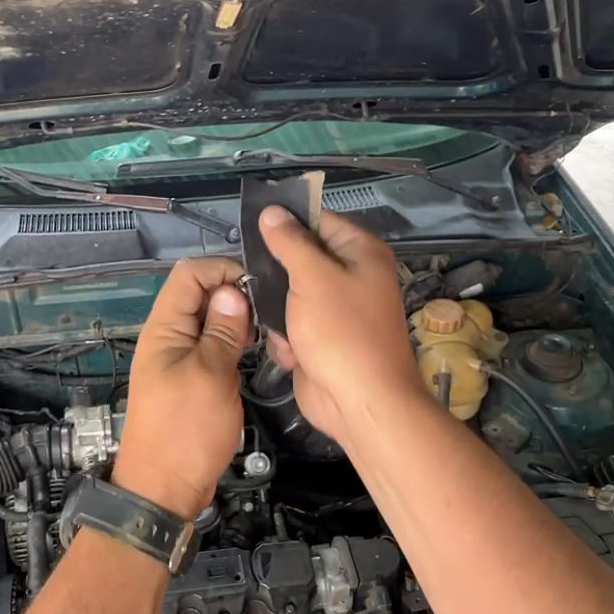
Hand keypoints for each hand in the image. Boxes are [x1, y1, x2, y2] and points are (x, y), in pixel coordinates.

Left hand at [114, 258, 254, 517]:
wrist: (163, 491)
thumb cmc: (185, 433)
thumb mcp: (210, 377)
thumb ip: (221, 332)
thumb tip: (232, 291)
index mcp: (164, 329)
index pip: (189, 275)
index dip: (222, 270)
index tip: (258, 285)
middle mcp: (169, 338)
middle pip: (200, 296)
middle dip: (234, 294)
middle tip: (271, 310)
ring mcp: (180, 360)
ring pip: (210, 323)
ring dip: (237, 321)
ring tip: (270, 330)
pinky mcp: (193, 380)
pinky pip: (213, 349)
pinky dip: (234, 345)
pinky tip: (258, 351)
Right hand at [258, 206, 428, 447]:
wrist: (362, 402)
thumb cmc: (342, 332)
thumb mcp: (312, 278)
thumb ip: (289, 242)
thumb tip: (272, 211)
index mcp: (360, 253)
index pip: (319, 220)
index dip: (287, 222)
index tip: (252, 228)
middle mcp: (352, 277)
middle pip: (301, 259)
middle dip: (276, 273)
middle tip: (252, 278)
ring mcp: (337, 311)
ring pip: (290, 294)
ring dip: (277, 310)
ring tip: (275, 324)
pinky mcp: (322, 339)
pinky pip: (293, 325)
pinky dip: (286, 338)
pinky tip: (289, 353)